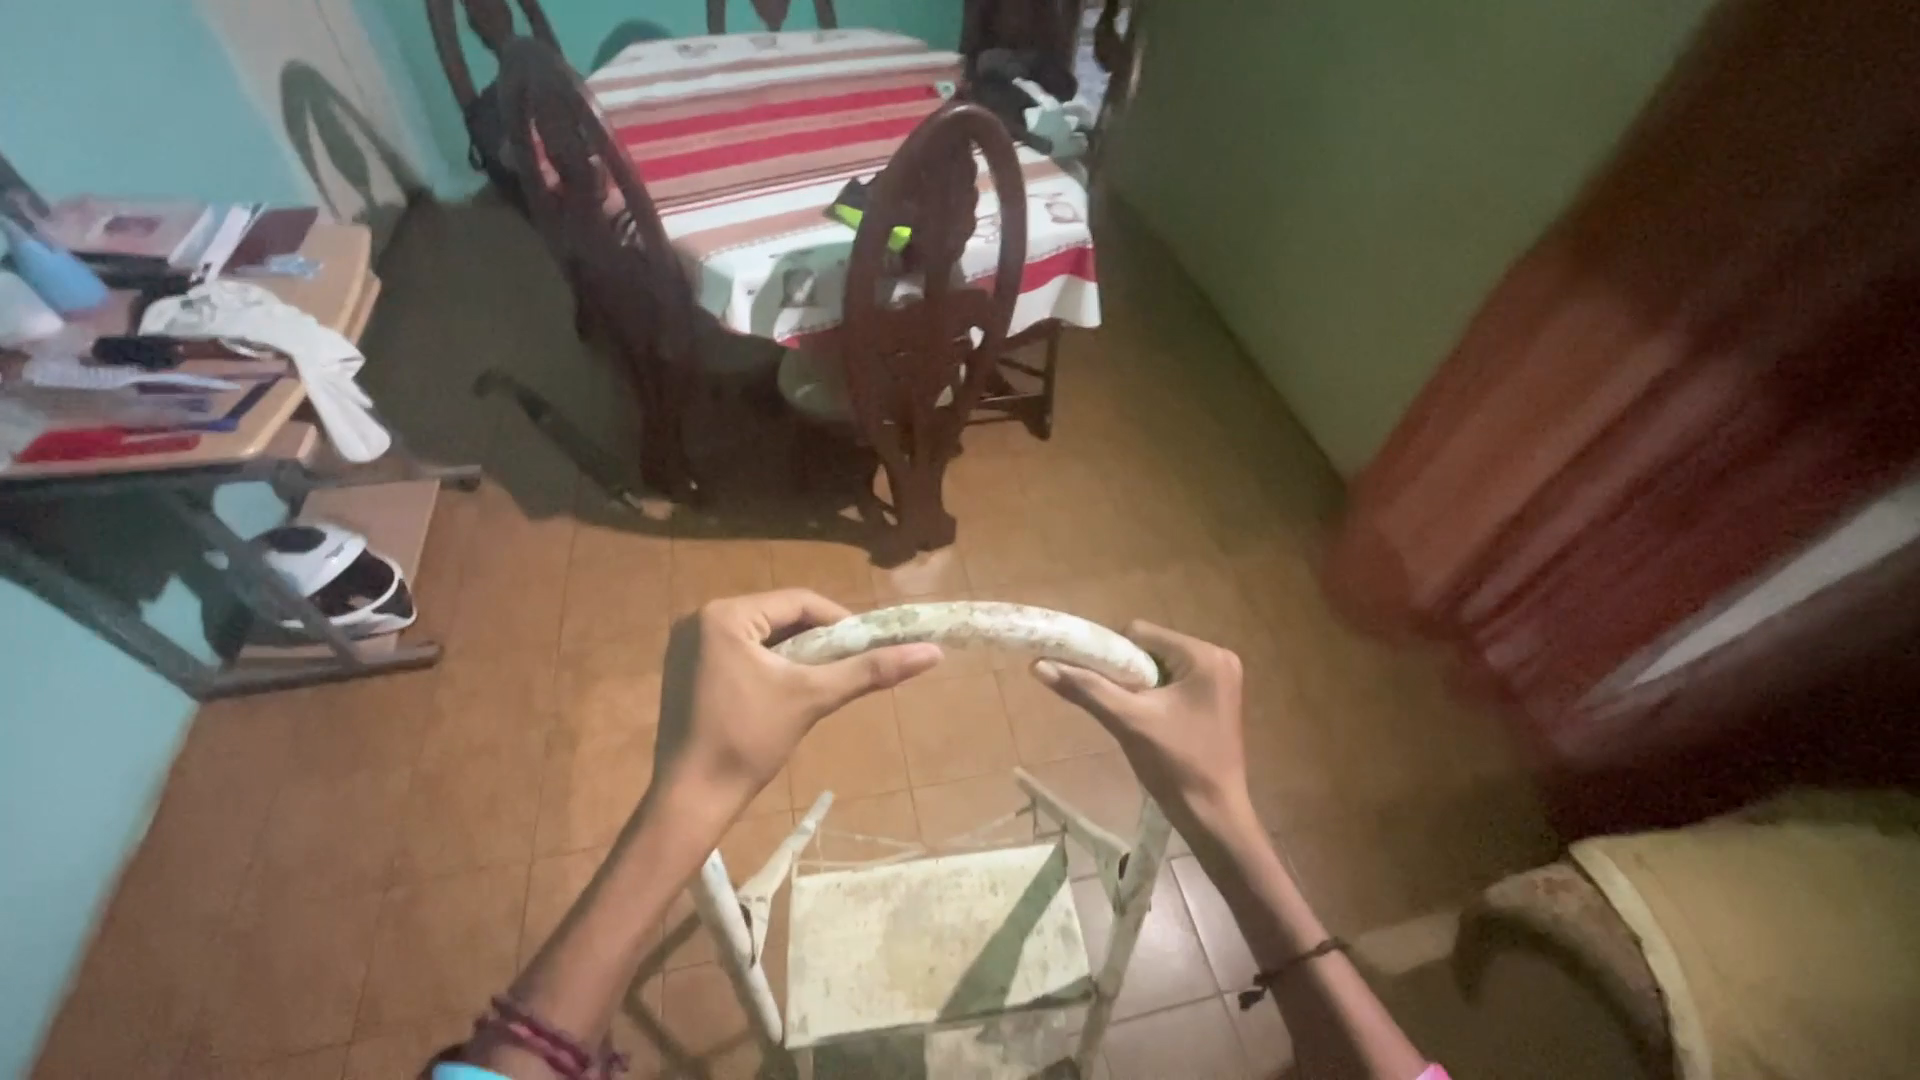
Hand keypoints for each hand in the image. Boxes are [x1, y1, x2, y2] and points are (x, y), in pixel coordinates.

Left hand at [654, 590, 942, 813]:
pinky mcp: (685, 669)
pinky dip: (769, 664)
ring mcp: (687, 644)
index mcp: (725, 615)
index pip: (800, 601)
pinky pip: (740, 651)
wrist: (690, 800)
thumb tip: (933, 652)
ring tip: (824, 679)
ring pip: (761, 634)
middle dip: (818, 638)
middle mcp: (700, 618)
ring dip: (796, 652)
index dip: (841, 621)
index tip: (869, 647)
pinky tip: (786, 690)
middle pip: (779, 615)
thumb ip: (870, 670)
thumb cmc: (749, 742)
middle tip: (848, 664)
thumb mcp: (814, 697)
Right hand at [1032, 621, 1254, 834]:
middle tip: (1119, 706)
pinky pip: (1173, 681)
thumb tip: (1039, 665)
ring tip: (1133, 717)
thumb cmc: (1175, 766)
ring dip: (1138, 685)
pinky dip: (1153, 695)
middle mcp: (1218, 657)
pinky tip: (1149, 722)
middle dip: (1126, 672)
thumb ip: (1085, 688)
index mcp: (1204, 656)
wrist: (1213, 816)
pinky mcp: (1217, 698)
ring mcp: (1221, 679)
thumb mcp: (1126, 722)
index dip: (1112, 656)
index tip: (1102, 686)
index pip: (1139, 633)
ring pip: (1158, 666)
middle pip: (1150, 648)